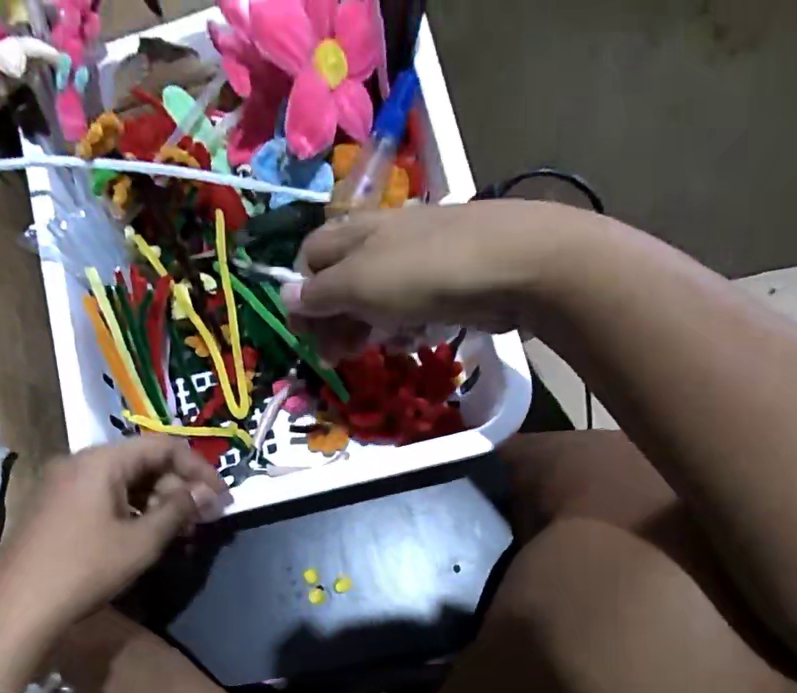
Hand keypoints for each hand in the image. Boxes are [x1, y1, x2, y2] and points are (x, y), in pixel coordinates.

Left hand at [0, 437, 227, 687]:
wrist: (18, 607)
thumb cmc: (86, 569)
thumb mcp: (142, 541)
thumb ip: (178, 510)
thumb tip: (206, 494)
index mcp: (101, 461)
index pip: (163, 446)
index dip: (199, 468)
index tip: (222, 498)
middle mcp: (81, 463)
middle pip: (144, 462)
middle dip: (179, 488)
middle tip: (204, 520)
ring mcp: (65, 485)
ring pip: (127, 481)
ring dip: (159, 502)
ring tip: (181, 533)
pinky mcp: (58, 507)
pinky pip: (107, 497)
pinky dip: (134, 511)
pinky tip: (149, 537)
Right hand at [283, 201, 589, 351]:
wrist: (512, 264)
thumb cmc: (424, 272)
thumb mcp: (359, 284)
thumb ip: (320, 294)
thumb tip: (284, 297)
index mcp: (355, 233)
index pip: (310, 257)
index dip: (302, 295)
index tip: (306, 334)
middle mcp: (383, 240)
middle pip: (343, 281)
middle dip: (336, 319)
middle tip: (338, 356)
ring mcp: (419, 260)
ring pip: (379, 298)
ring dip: (370, 327)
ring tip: (378, 350)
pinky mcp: (449, 281)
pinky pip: (415, 306)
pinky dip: (408, 325)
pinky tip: (415, 340)